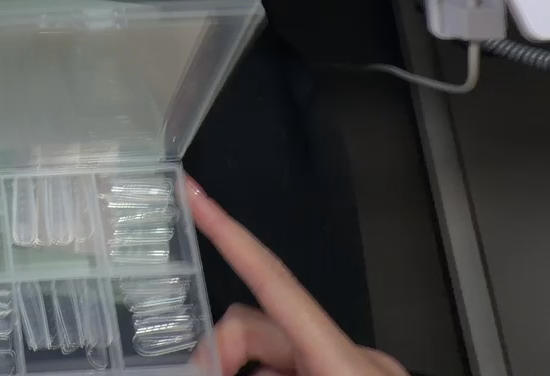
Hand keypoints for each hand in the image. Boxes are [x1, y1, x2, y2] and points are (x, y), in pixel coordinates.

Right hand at [186, 178, 408, 375]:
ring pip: (278, 355)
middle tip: (196, 375)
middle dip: (221, 351)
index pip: (275, 283)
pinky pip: (298, 372)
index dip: (229, 234)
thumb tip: (206, 366)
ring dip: (245, 372)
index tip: (192, 192)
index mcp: (347, 368)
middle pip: (263, 328)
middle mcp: (356, 362)